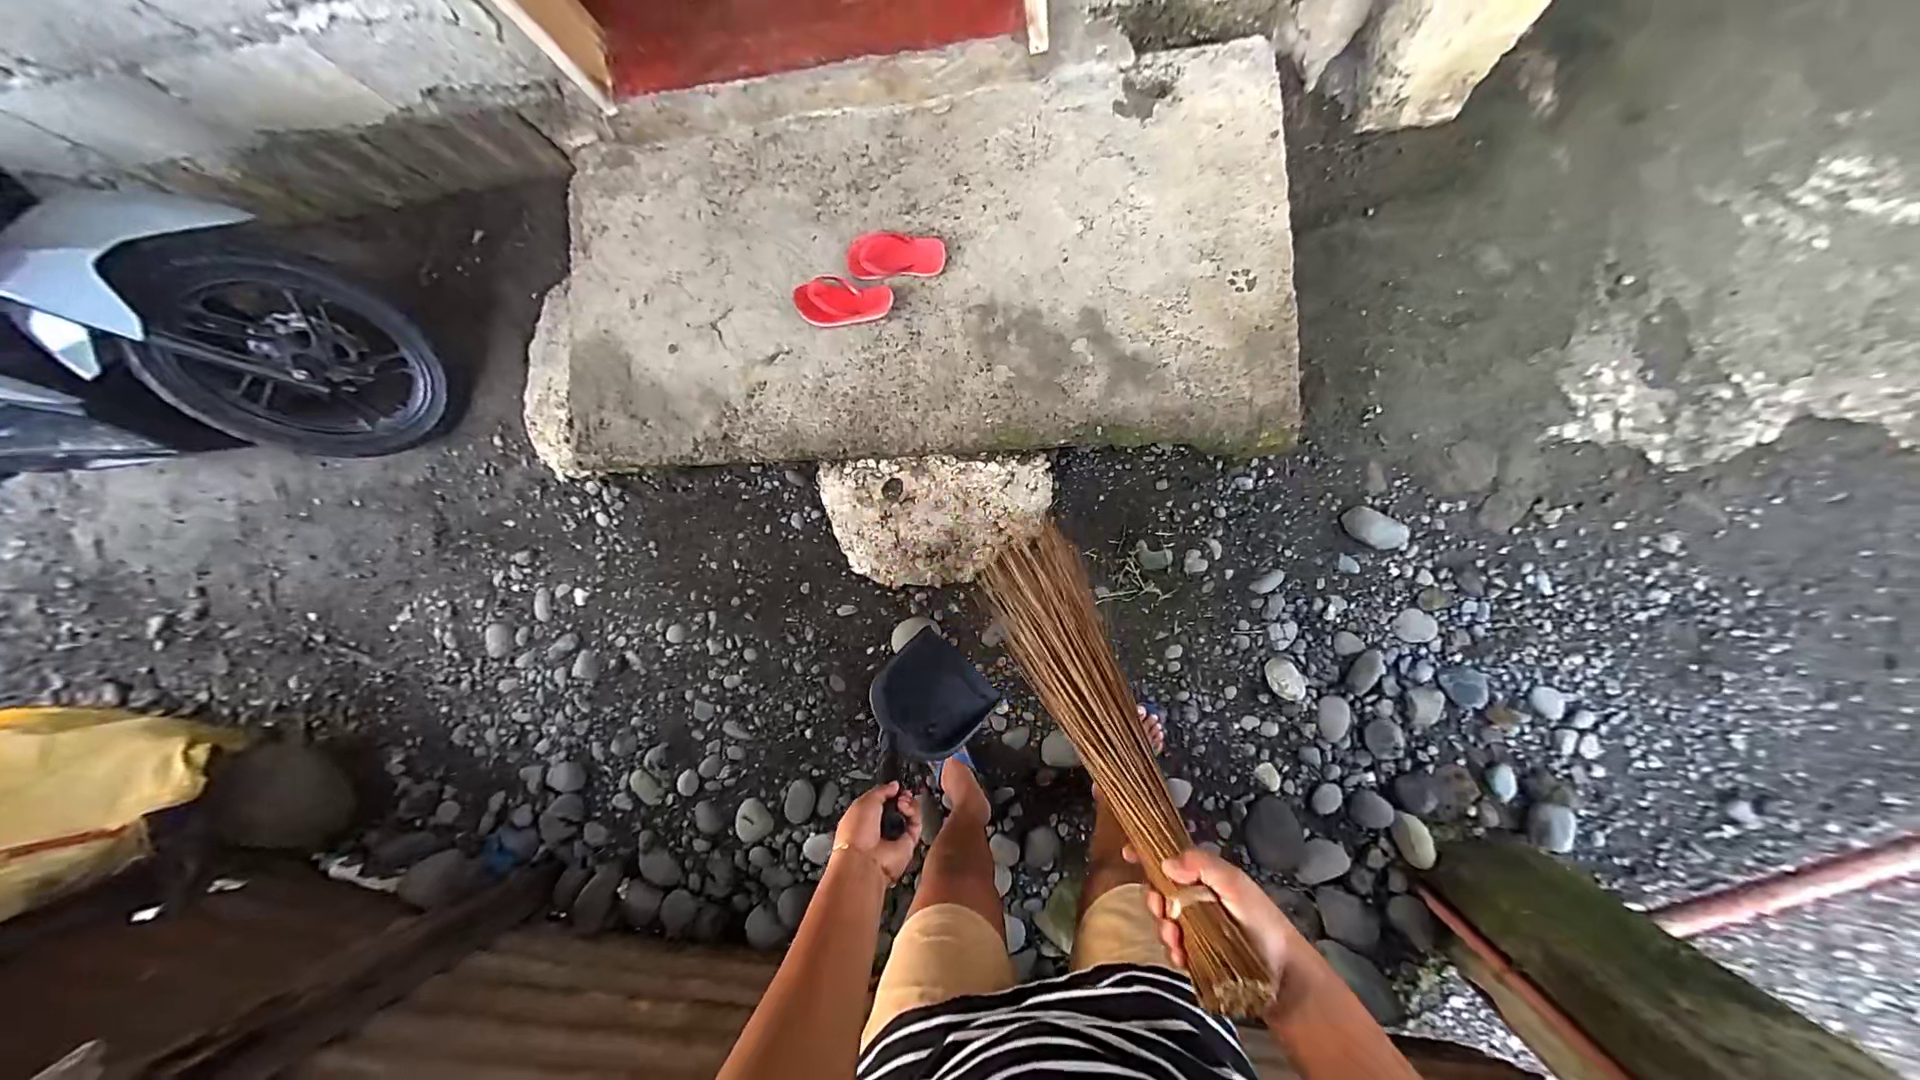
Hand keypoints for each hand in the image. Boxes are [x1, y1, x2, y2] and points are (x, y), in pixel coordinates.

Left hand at [832, 782, 921, 881]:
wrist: (864, 861)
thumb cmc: (855, 834)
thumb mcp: (864, 801)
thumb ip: (881, 791)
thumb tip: (894, 786)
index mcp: (863, 820)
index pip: (880, 803)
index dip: (888, 793)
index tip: (893, 787)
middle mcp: (879, 830)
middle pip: (897, 808)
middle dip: (901, 797)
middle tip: (901, 793)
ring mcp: (894, 837)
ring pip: (909, 814)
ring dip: (908, 803)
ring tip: (902, 801)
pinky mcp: (908, 844)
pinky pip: (916, 823)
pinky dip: (913, 812)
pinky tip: (905, 808)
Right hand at [1133, 846, 1294, 997]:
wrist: (1283, 975)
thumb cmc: (1262, 921)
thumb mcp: (1235, 882)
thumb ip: (1203, 865)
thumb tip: (1167, 863)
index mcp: (1202, 877)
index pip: (1168, 860)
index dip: (1146, 854)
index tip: (1128, 854)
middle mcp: (1194, 899)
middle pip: (1158, 891)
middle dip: (1153, 900)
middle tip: (1161, 910)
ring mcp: (1193, 928)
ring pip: (1162, 921)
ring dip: (1164, 929)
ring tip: (1177, 939)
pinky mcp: (1194, 955)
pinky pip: (1172, 949)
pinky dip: (1173, 952)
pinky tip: (1183, 957)